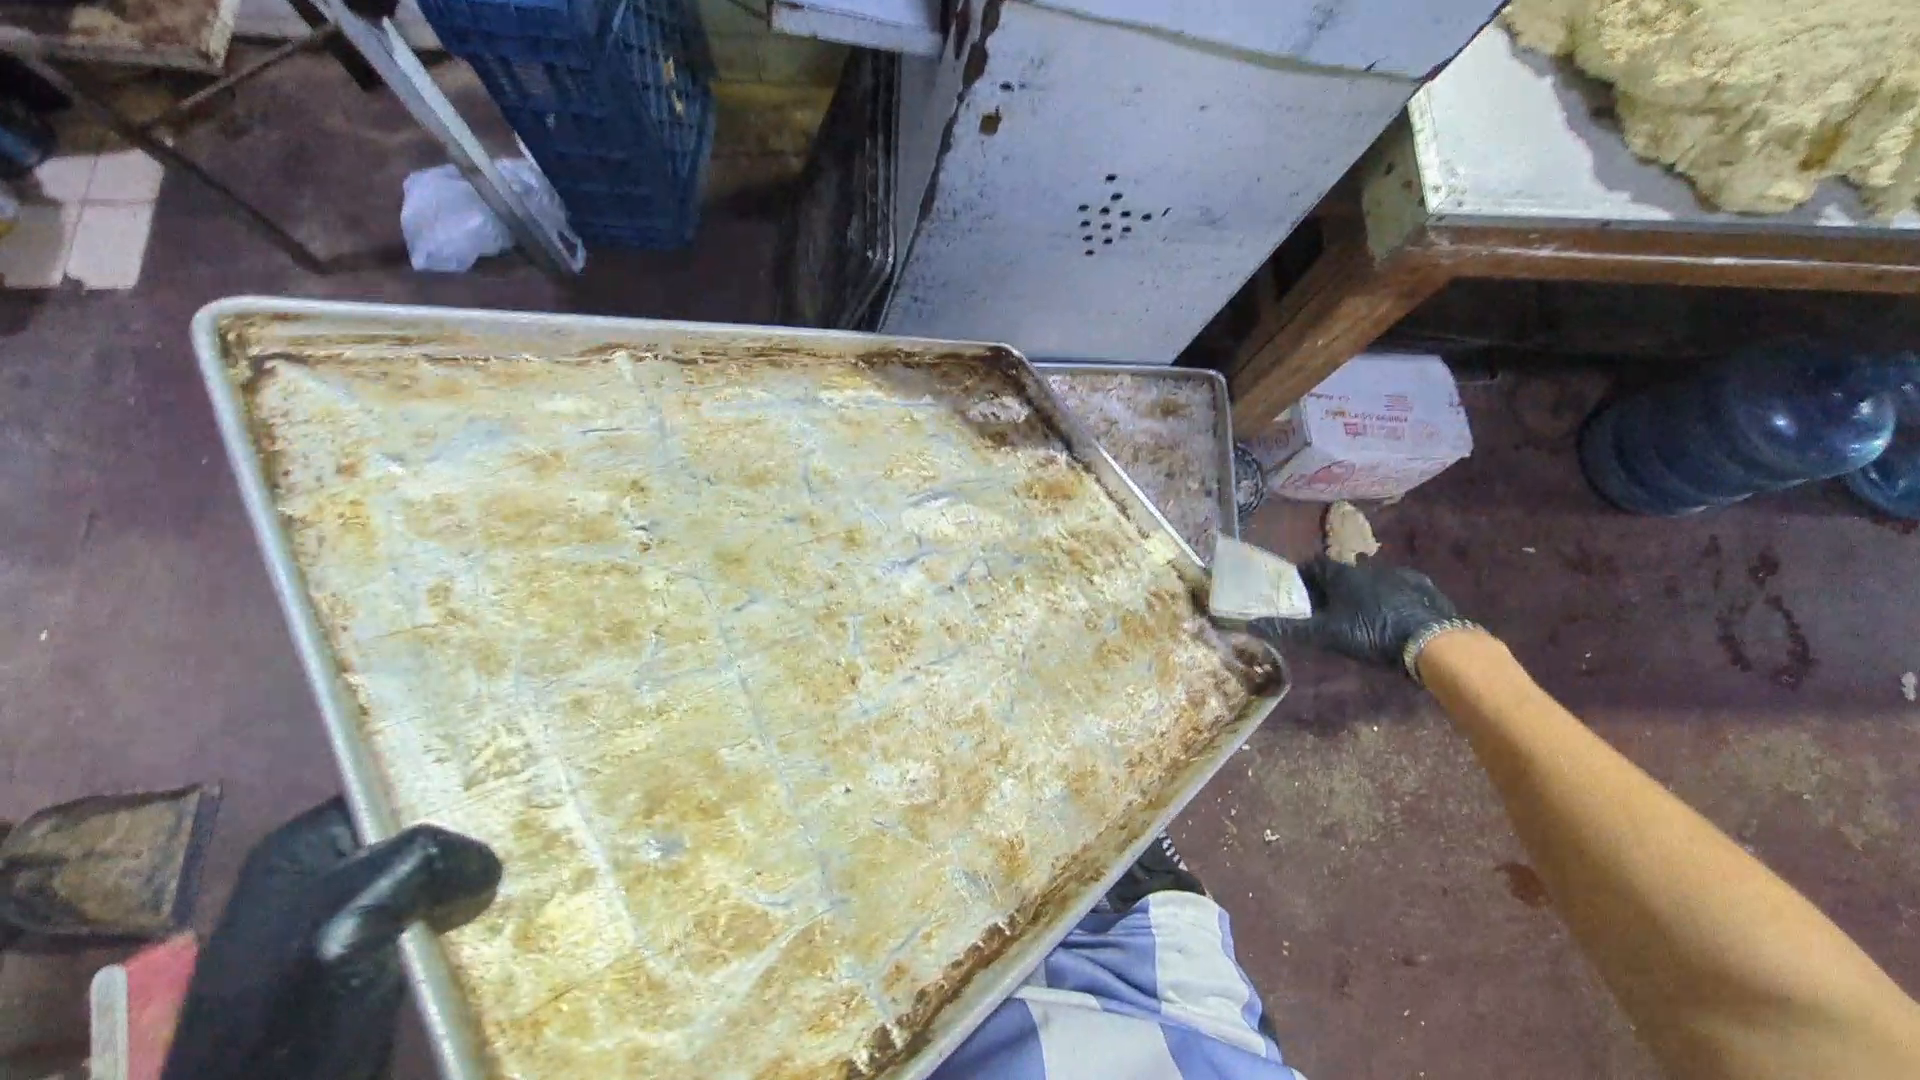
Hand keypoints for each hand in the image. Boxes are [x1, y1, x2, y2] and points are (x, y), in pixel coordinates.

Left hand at [162, 798, 501, 1079]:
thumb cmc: (291, 997)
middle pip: (418, 839)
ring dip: (477, 884)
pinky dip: (472, 923)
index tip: (510, 793)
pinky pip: (438, 925)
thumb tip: (487, 862)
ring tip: (536, 871)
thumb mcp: (349, 910)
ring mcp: (355, 925)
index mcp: (306, 848)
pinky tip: (511, 920)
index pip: (391, 794)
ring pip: (434, 883)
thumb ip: (421, 862)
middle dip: (471, 840)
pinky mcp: (380, 968)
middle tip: (535, 834)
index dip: (446, 791)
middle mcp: (329, 878)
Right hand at [1255, 555, 1459, 668]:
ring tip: (1359, 614)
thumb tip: (1249, 624)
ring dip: (1362, 591)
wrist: (1432, 641)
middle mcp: (1368, 567)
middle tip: (1326, 609)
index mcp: (1342, 575)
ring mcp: (1398, 575)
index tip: (1297, 592)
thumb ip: (1290, 629)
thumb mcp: (1327, 634)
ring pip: (1371, 579)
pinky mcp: (1422, 586)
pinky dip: (1390, 597)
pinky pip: (1399, 587)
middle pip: (1342, 572)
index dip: (1303, 576)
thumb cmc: (1372, 633)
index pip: (1314, 564)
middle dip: (1332, 587)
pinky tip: (1392, 614)